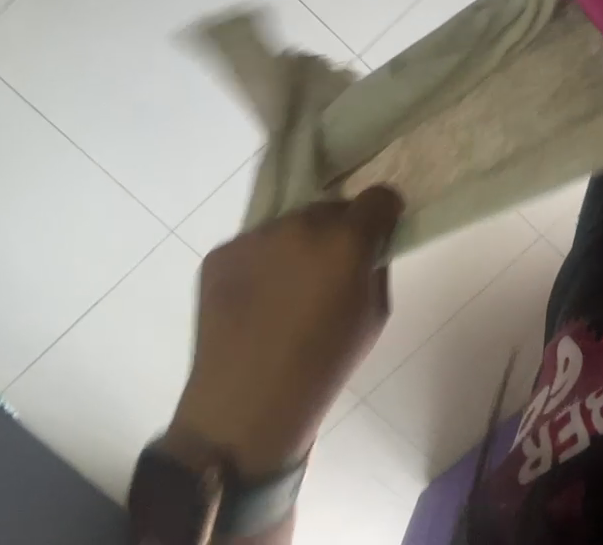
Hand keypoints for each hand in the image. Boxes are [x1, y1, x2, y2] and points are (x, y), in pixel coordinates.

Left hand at [163, 186, 401, 478]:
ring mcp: (254, 237)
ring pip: (289, 226)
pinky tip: (258, 300)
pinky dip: (262, 263)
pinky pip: (253, 246)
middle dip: (338, 231)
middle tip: (330, 270)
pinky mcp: (219, 254)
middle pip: (330, 209)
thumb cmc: (324, 364)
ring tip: (288, 289)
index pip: (377, 196)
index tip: (379, 233)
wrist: (245, 407)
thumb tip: (368, 246)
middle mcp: (300, 225)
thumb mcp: (374, 314)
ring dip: (298, 245)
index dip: (382, 214)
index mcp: (346, 240)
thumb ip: (374, 267)